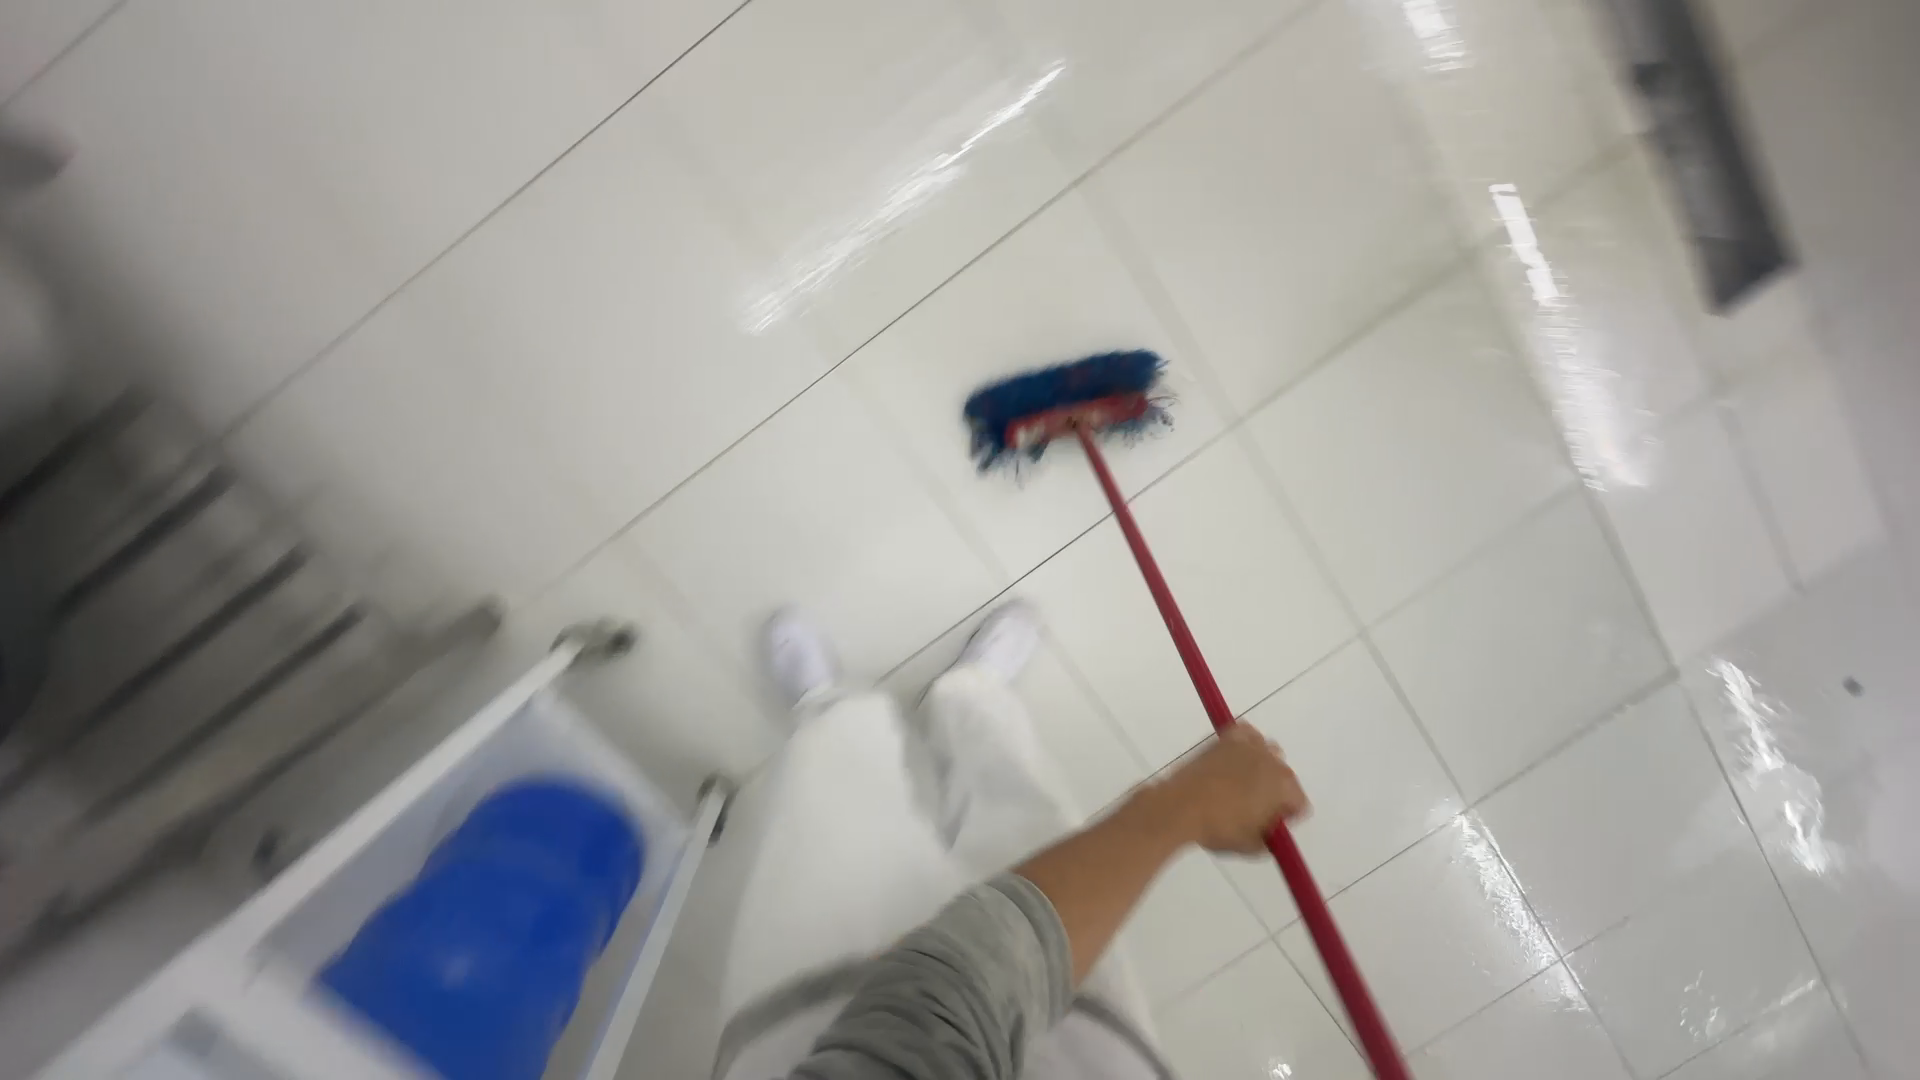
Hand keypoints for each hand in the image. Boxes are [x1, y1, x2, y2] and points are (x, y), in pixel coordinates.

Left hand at [1146, 724, 1308, 854]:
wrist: (1181, 805)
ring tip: (1241, 783)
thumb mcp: (1251, 846)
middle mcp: (1272, 761)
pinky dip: (1245, 742)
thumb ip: (1270, 839)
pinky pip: (1246, 733)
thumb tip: (1270, 833)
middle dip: (1275, 791)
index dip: (1286, 816)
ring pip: (1268, 752)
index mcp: (1284, 788)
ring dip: (1261, 765)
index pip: (1300, 803)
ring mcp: (1248, 746)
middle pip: (1285, 777)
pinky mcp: (1226, 738)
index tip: (1269, 825)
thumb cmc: (1219, 827)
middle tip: (1253, 807)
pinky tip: (1234, 757)